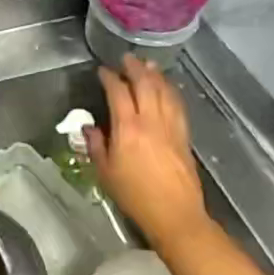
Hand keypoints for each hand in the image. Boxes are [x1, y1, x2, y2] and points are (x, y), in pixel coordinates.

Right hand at [88, 55, 211, 243]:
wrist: (175, 215)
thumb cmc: (135, 196)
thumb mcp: (106, 173)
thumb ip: (97, 146)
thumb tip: (89, 128)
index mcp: (128, 128)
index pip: (118, 93)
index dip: (110, 78)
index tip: (103, 71)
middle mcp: (150, 121)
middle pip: (145, 84)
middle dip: (135, 68)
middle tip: (127, 59)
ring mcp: (170, 126)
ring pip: (163, 91)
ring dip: (155, 75)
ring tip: (148, 65)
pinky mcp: (184, 134)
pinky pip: (177, 104)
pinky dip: (170, 91)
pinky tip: (167, 88)